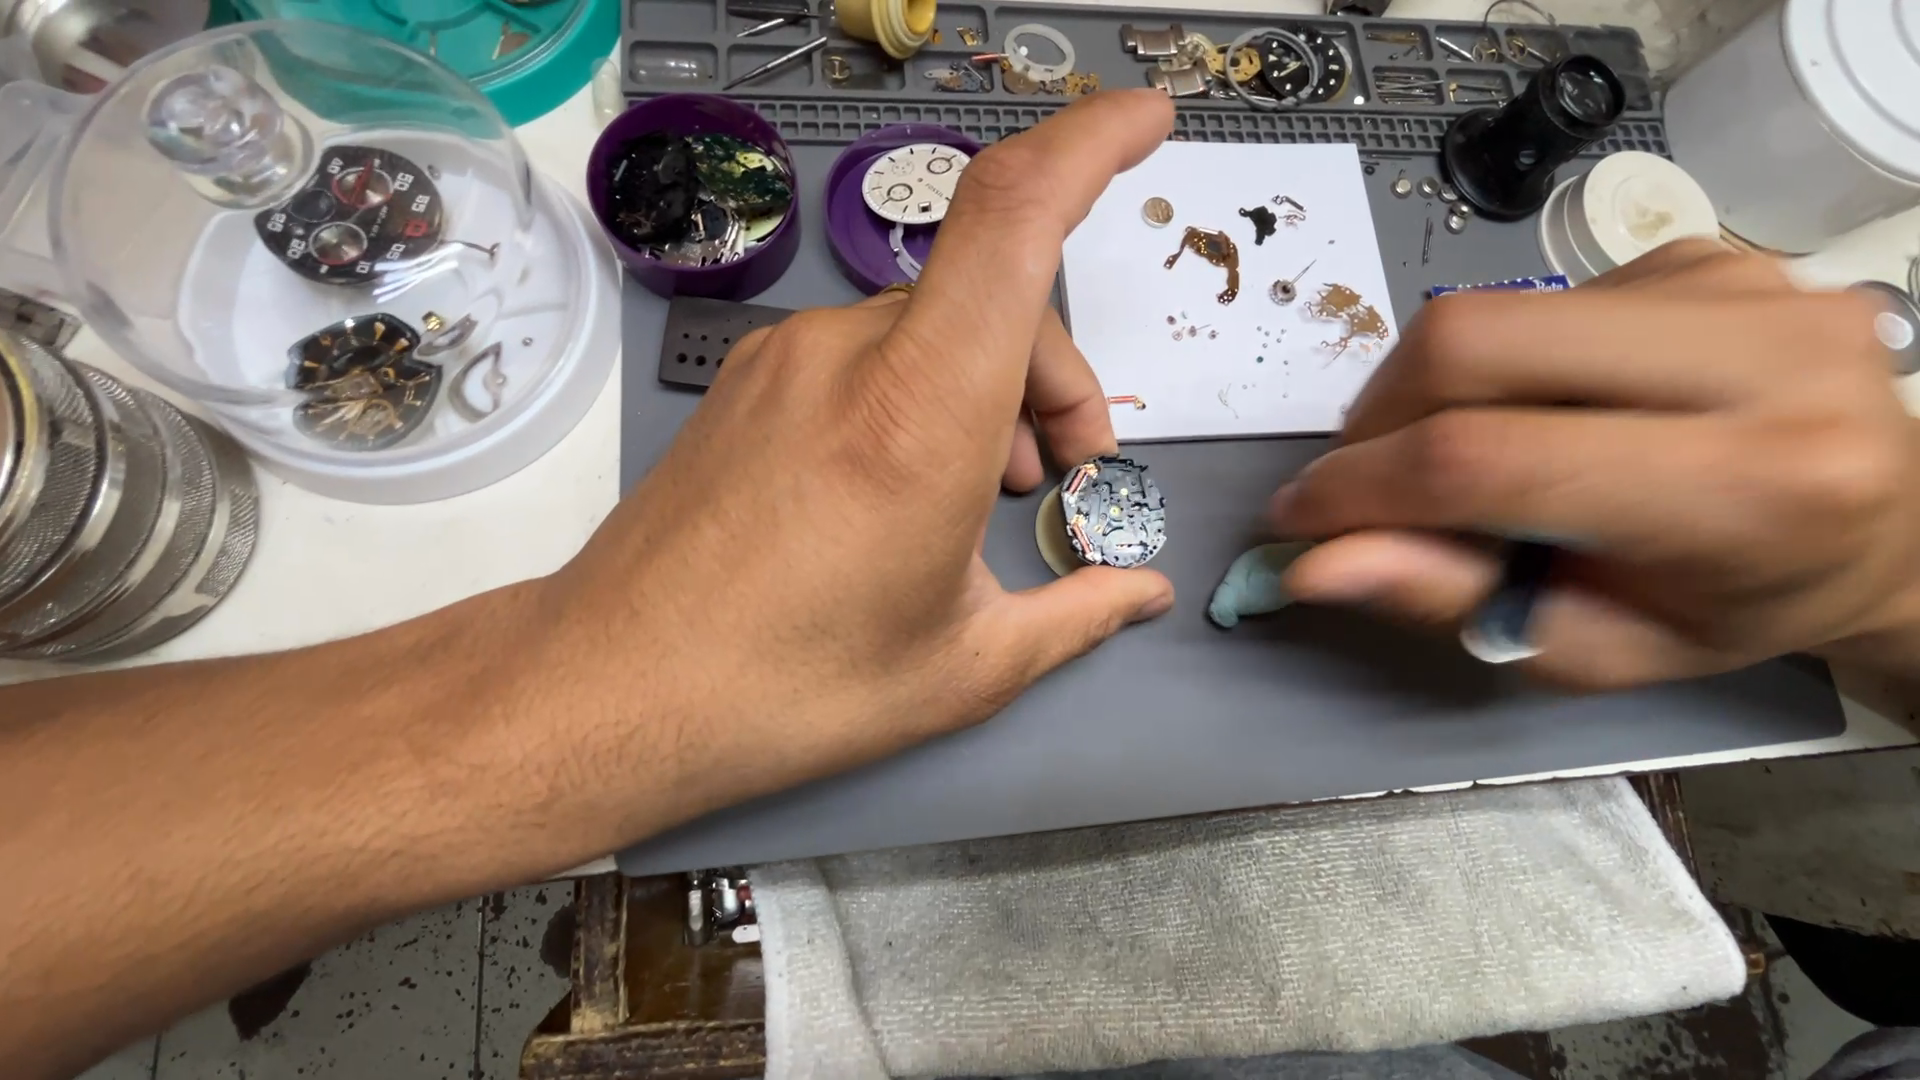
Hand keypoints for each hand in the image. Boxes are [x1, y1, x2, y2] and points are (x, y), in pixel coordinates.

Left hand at [520, 92, 1177, 836]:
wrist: (615, 691)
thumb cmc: (791, 688)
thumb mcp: (966, 667)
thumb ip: (1077, 615)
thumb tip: (1139, 593)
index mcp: (918, 415)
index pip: (1011, 219)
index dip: (1091, 146)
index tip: (1147, 123)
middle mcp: (848, 355)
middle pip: (994, 298)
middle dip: (1055, 379)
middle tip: (1063, 474)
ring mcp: (788, 357)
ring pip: (932, 325)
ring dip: (988, 387)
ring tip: (986, 488)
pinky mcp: (751, 379)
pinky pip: (869, 350)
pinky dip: (922, 391)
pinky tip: (912, 477)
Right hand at [1270, 239, 1919, 689]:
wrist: (1877, 522)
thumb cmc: (1722, 610)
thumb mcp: (1584, 647)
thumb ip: (1448, 600)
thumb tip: (1313, 566)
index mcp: (1751, 487)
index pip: (1486, 458)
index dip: (1358, 488)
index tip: (1294, 520)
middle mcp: (1761, 353)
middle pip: (1466, 346)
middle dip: (1369, 423)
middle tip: (1351, 485)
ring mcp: (1731, 282)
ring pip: (1475, 312)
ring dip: (1404, 394)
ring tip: (1418, 456)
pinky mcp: (1694, 255)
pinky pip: (1514, 302)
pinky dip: (1464, 369)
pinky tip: (1501, 413)